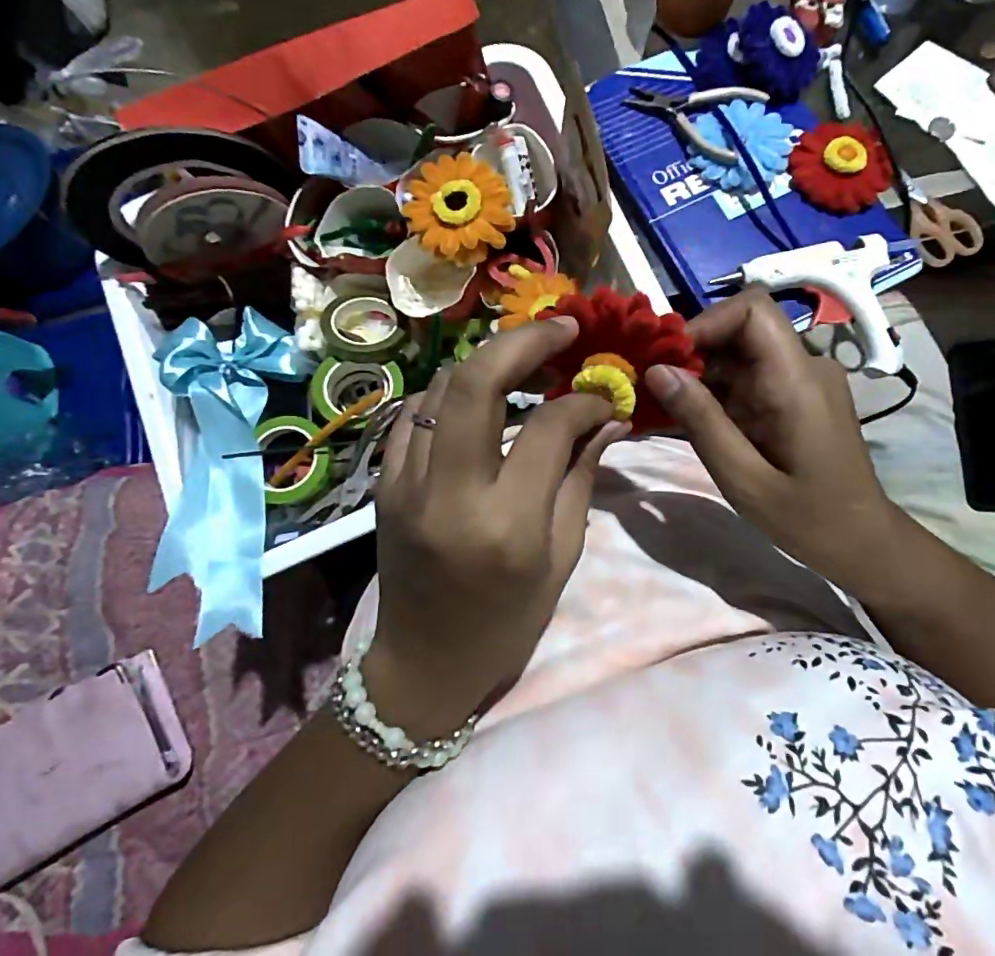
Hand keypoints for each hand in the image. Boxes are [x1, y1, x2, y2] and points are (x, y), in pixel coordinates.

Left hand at [367, 317, 626, 737]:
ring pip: (441, 387)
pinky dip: (452, 394)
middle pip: (478, 382)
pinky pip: (415, 415)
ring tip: (527, 359)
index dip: (586, 400)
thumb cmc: (508, 621)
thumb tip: (609, 419)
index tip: (605, 397)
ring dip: (488, 362)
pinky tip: (480, 399)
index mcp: (507, 523)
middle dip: (525, 341)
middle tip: (564, 329)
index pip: (550, 427)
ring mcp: (405, 485)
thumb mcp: (561, 556)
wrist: (423, 664)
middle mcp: (450, 494)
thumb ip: (582, 477)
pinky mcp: (384, 484)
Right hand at [644, 287, 898, 582]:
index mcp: (798, 381)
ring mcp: (805, 380)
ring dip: (703, 374)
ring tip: (665, 408)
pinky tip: (694, 420)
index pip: (753, 310)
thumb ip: (702, 421)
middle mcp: (806, 366)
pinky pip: (753, 377)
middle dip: (694, 352)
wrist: (862, 540)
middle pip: (743, 330)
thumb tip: (657, 371)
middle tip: (655, 388)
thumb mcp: (744, 479)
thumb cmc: (807, 518)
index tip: (668, 358)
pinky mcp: (799, 396)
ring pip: (743, 353)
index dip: (705, 322)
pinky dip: (720, 392)